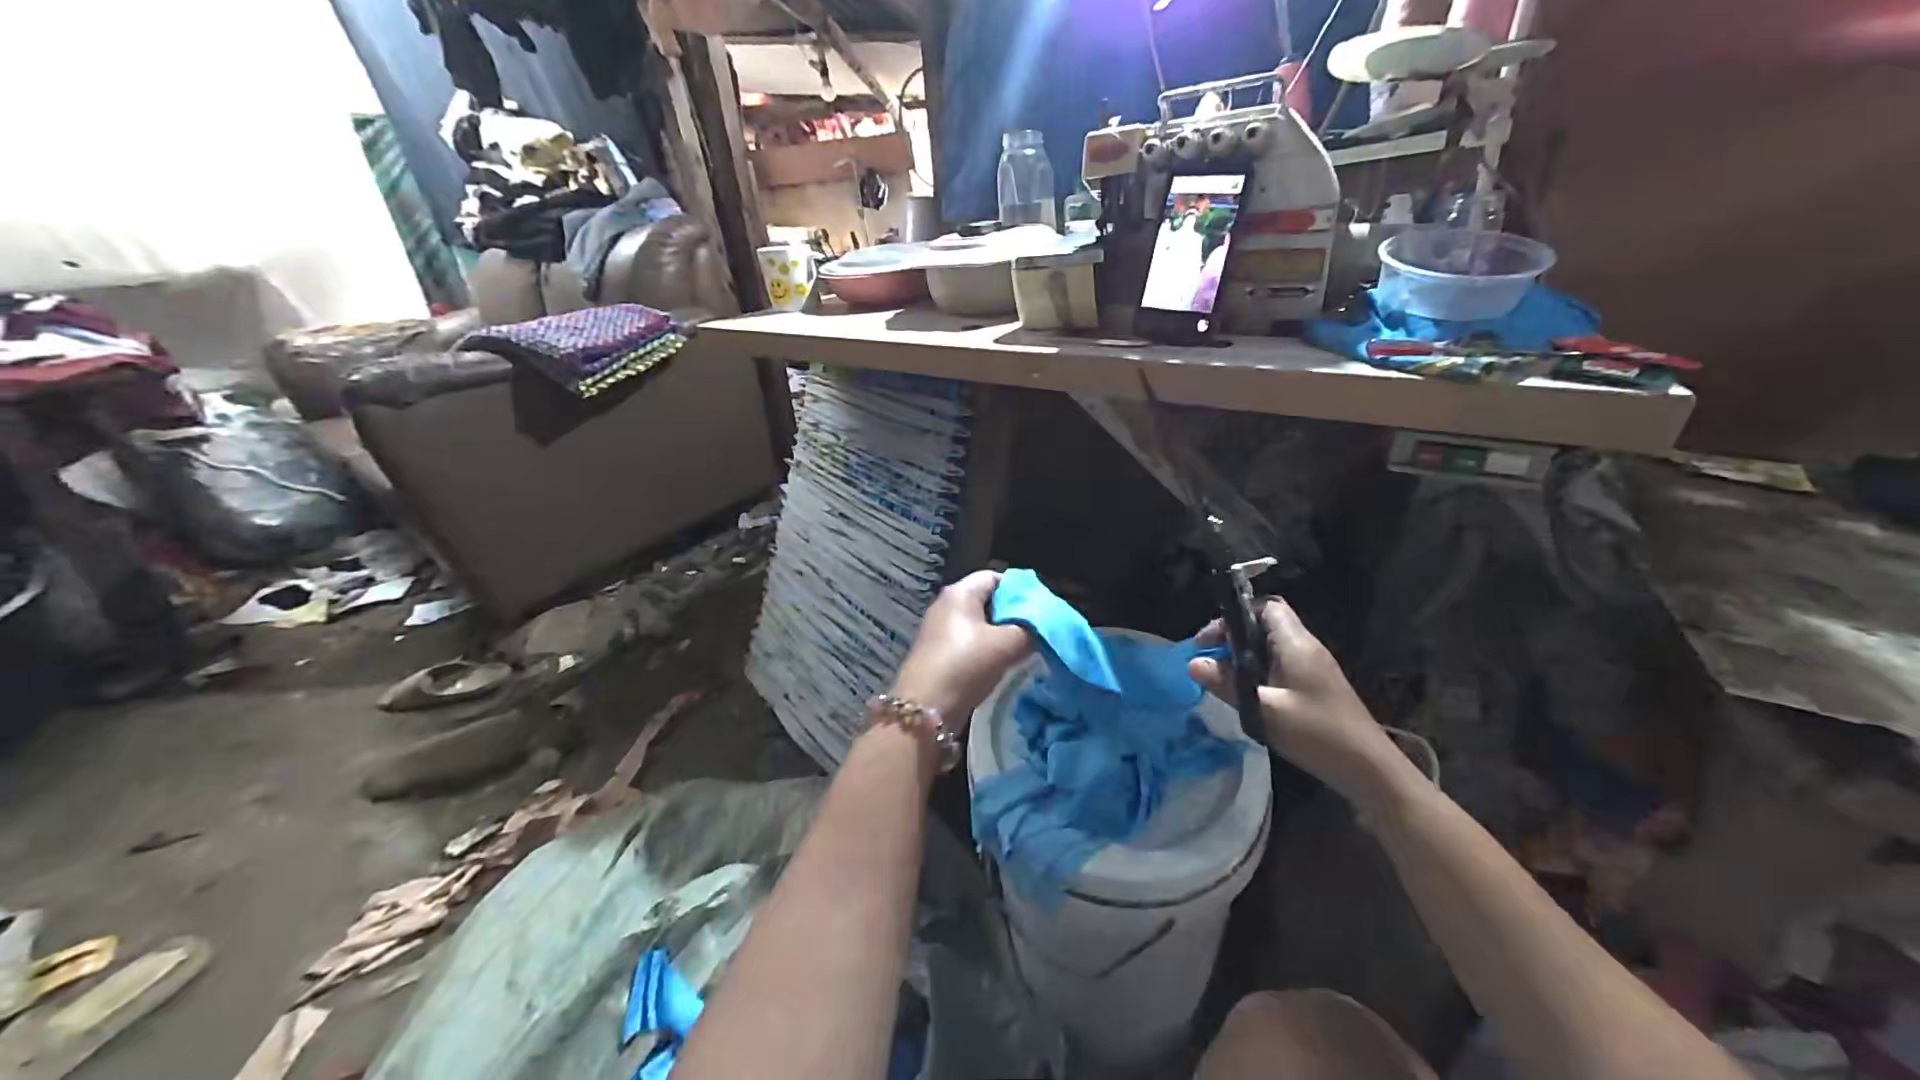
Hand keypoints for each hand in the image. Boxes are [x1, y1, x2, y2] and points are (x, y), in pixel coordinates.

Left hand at [889, 571, 1032, 732]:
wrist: (925, 708)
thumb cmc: (966, 665)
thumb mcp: (1007, 645)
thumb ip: (1029, 630)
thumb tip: (1039, 628)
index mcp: (960, 592)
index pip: (996, 577)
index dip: (1021, 589)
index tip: (1041, 609)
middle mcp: (946, 605)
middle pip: (988, 600)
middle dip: (1013, 614)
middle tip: (1037, 631)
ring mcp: (939, 630)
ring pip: (979, 624)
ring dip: (1001, 636)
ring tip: (1024, 650)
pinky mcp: (938, 653)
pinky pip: (969, 643)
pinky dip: (987, 651)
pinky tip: (1002, 665)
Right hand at [1189, 598, 1409, 807]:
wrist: (1369, 769)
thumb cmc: (1316, 734)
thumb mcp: (1264, 710)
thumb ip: (1227, 684)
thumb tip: (1193, 663)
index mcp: (1296, 644)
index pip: (1265, 607)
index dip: (1234, 616)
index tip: (1208, 641)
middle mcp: (1306, 648)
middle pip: (1266, 624)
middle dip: (1233, 636)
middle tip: (1208, 659)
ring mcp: (1313, 667)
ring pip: (1271, 646)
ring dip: (1244, 655)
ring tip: (1221, 676)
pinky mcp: (1316, 686)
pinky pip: (1280, 664)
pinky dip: (1258, 670)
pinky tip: (1247, 692)